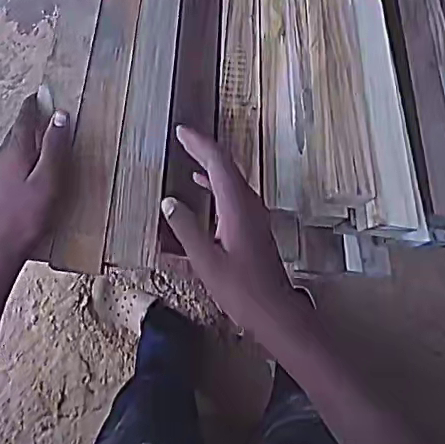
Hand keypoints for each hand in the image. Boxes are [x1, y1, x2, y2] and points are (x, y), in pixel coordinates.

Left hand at [0, 93, 71, 268]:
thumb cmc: (27, 214)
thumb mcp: (49, 179)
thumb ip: (54, 147)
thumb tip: (60, 115)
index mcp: (15, 150)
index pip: (24, 118)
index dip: (33, 104)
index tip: (40, 94)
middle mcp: (1, 157)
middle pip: (17, 132)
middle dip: (31, 122)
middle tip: (47, 116)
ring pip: (13, 149)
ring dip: (27, 141)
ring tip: (42, 142)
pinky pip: (10, 164)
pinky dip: (22, 159)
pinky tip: (30, 171)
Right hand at [159, 126, 302, 339]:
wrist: (275, 312)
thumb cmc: (241, 289)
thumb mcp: (206, 261)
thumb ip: (186, 229)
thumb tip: (169, 201)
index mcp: (236, 206)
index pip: (217, 163)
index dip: (199, 144)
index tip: (181, 131)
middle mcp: (248, 203)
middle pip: (225, 165)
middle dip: (203, 148)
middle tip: (182, 136)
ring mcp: (252, 214)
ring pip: (230, 178)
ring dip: (209, 164)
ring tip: (189, 154)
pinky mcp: (252, 225)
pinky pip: (231, 192)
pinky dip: (215, 183)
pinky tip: (201, 186)